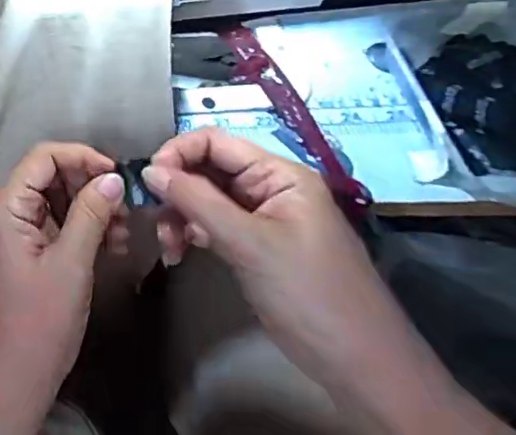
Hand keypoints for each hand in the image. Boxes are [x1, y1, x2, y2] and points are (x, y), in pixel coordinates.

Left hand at [0, 143, 124, 434]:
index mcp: (9, 204)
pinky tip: (114, 245)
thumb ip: (90, 215)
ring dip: (94, 208)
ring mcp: (23, 228)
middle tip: (127, 206)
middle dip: (91, 184)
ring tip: (124, 231)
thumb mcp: (70, 264)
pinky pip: (63, 222)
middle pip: (54, 174)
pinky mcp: (36, 248)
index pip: (44, 157)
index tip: (117, 173)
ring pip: (62, 198)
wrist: (16, 377)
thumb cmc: (39, 320)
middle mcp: (12, 208)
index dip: (81, 157)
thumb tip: (114, 177)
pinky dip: (89, 227)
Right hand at [143, 130, 509, 434]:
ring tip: (169, 247)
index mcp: (279, 174)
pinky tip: (181, 253)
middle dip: (177, 192)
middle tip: (155, 221)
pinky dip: (194, 235)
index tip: (149, 179)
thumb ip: (197, 201)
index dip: (178, 153)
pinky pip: (214, 224)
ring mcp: (265, 218)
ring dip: (181, 217)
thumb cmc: (311, 297)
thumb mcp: (249, 244)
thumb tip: (149, 169)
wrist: (366, 372)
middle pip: (207, 169)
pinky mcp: (258, 245)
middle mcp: (271, 187)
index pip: (214, 141)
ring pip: (206, 198)